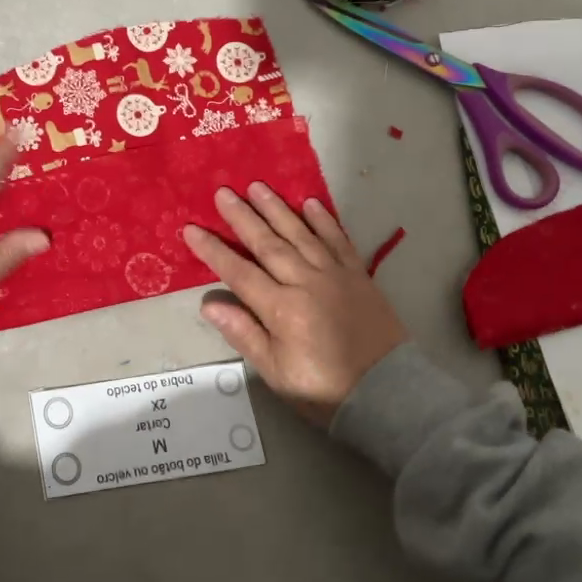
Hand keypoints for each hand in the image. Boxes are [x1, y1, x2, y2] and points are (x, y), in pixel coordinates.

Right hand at [183, 184, 408, 427]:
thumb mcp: (276, 372)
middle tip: (223, 192)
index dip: (213, 250)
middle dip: (242, 217)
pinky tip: (310, 204)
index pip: (239, 272)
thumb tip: (208, 303)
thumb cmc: (325, 389)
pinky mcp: (358, 276)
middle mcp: (306, 282)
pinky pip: (338, 241)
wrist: (390, 395)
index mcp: (282, 308)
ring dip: (277, 209)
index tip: (191, 229)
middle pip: (267, 244)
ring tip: (257, 186)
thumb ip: (244, 334)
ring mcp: (334, 275)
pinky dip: (324, 221)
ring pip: (300, 234)